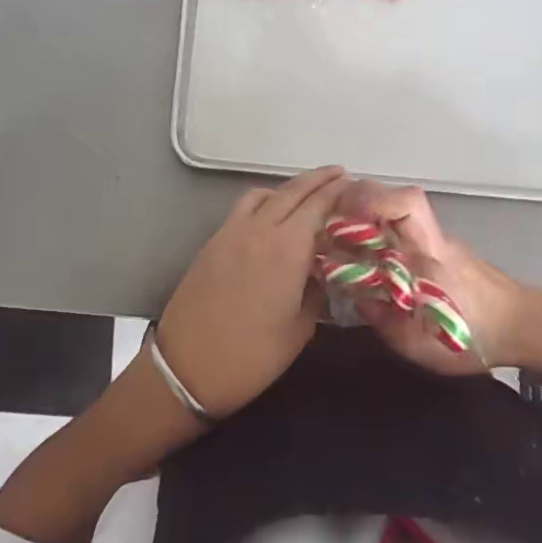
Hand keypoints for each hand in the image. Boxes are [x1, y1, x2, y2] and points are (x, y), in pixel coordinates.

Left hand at [154, 166, 350, 419]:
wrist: (186, 367)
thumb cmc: (251, 356)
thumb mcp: (299, 329)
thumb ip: (314, 292)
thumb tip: (320, 271)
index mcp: (286, 249)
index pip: (317, 206)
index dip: (337, 192)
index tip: (354, 184)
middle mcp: (257, 231)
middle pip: (290, 192)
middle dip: (316, 181)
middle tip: (338, 175)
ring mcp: (229, 235)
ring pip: (261, 196)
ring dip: (286, 189)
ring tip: (305, 195)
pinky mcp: (210, 246)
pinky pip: (241, 211)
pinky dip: (262, 203)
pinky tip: (271, 218)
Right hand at [334, 181, 531, 374]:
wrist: (527, 328)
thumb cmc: (475, 338)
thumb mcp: (417, 344)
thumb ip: (381, 319)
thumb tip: (356, 297)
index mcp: (429, 254)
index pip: (408, 203)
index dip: (373, 199)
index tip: (344, 217)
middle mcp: (431, 239)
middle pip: (392, 197)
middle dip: (354, 204)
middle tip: (326, 230)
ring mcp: (436, 242)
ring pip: (393, 214)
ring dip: (362, 221)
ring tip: (336, 246)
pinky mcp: (438, 251)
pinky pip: (401, 232)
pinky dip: (376, 237)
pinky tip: (363, 261)